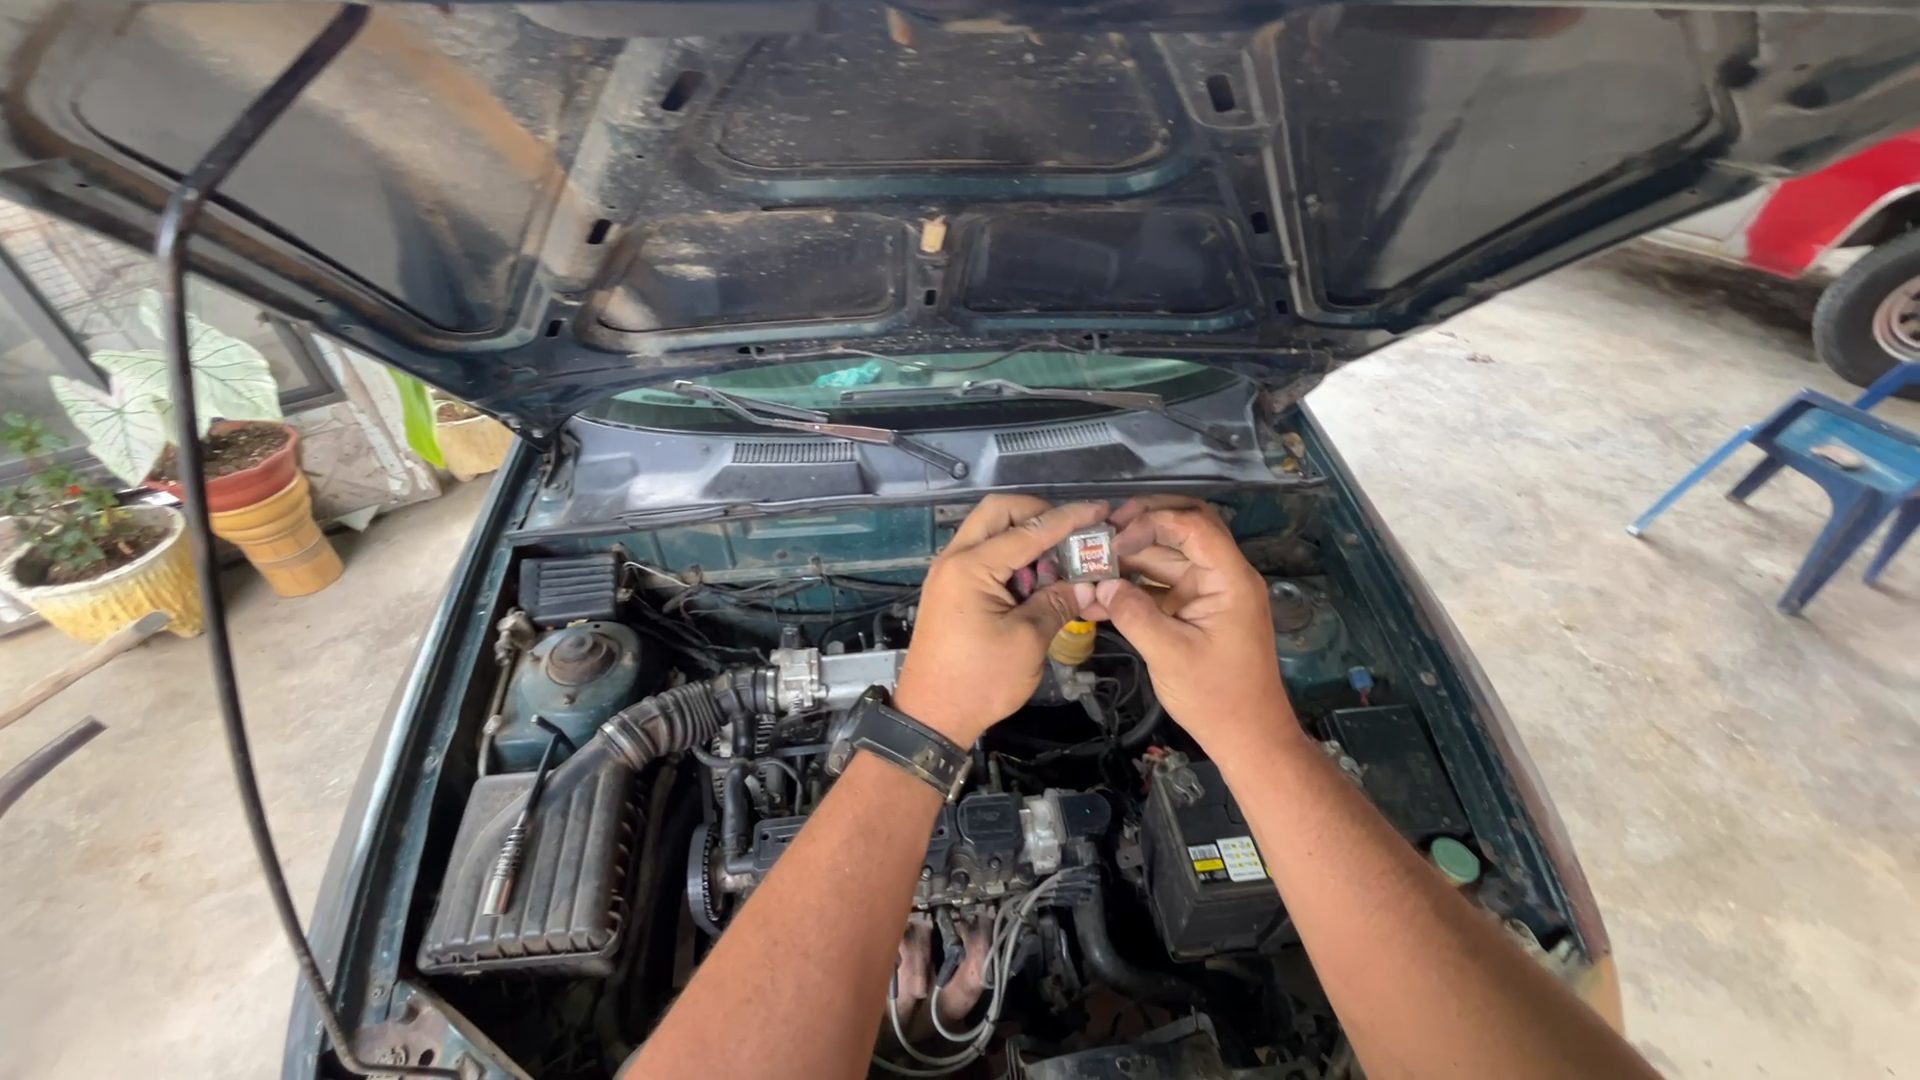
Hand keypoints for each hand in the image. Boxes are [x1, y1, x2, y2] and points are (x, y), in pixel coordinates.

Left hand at [894, 496, 1109, 743]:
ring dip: (1025, 536)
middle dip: (1038, 514)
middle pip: (998, 512)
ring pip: (989, 533)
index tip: (1100, 511)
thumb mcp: (1027, 641)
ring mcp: (949, 574)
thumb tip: (1085, 583)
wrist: (931, 718)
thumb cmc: (978, 682)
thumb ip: (1058, 603)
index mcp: (970, 567)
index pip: (1028, 529)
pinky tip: (1037, 579)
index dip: (1068, 518)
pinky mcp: (951, 590)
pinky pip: (983, 556)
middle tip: (1072, 532)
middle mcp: (954, 559)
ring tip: (1060, 560)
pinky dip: (1011, 557)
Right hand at [1073, 497, 1296, 753]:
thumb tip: (1101, 584)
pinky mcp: (1193, 611)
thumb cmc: (1216, 696)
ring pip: (1167, 555)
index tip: (1116, 537)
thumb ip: (1133, 614)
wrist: (1246, 737)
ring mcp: (1207, 593)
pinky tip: (1100, 593)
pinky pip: (1160, 585)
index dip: (1152, 520)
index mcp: (1230, 579)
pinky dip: (1132, 586)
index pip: (1194, 525)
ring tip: (1091, 560)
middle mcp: (1221, 576)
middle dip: (1141, 524)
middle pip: (1183, 529)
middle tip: (1102, 532)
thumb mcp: (1170, 654)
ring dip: (1131, 556)